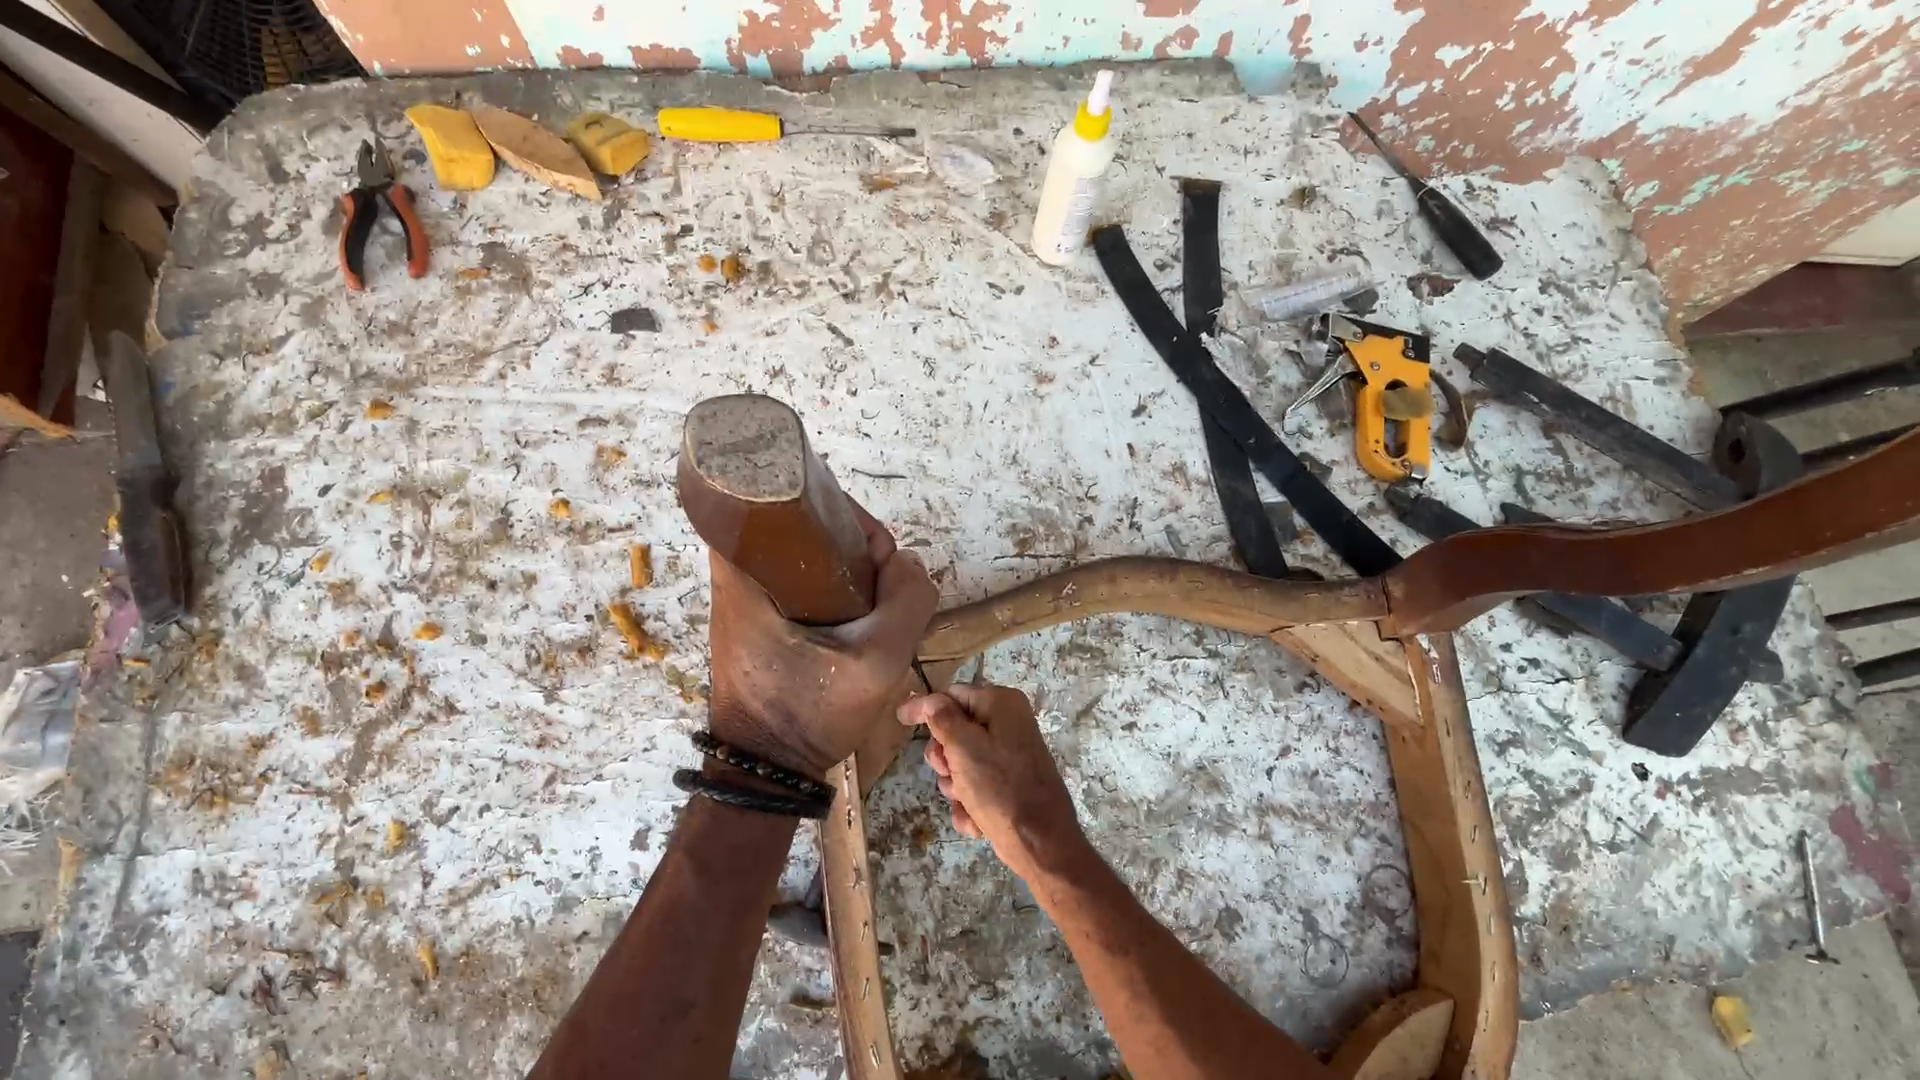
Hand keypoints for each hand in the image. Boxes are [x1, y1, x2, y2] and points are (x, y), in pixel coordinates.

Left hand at [706, 503, 937, 778]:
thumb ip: (908, 601)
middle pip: (799, 523)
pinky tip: (855, 618)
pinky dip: (830, 589)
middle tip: (881, 577)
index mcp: (742, 568)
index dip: (843, 514)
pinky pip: (798, 581)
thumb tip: (906, 562)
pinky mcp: (752, 619)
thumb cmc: (810, 713)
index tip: (874, 551)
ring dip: (844, 568)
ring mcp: (741, 597)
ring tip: (874, 601)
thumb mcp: (878, 660)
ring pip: (803, 554)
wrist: (766, 771)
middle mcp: (732, 573)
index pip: (786, 498)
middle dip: (850, 541)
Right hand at [897, 684, 1085, 877]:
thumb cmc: (1000, 788)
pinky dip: (970, 803)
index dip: (925, 708)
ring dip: (956, 786)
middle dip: (945, 758)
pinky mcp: (1009, 784)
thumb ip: (943, 719)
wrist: (1040, 843)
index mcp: (1001, 704)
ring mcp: (1009, 755)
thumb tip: (931, 700)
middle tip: (949, 773)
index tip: (900, 719)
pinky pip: (976, 785)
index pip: (952, 695)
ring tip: (968, 800)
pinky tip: (976, 820)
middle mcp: (1008, 724)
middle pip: (955, 731)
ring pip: (962, 763)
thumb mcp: (964, 747)